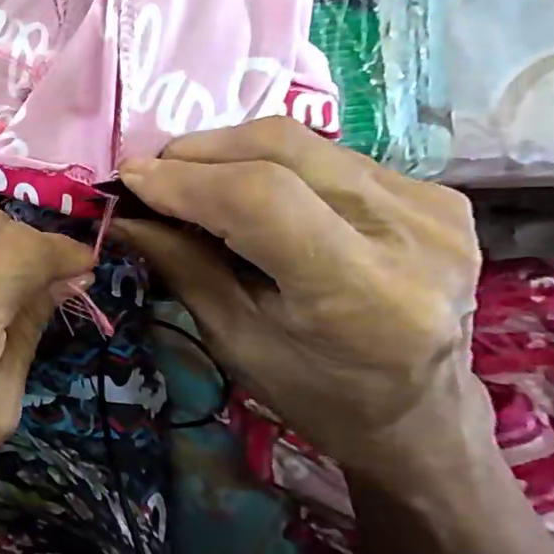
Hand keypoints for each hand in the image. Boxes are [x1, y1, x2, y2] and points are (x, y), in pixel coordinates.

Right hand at [111, 118, 487, 486]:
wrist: (421, 413)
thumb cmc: (315, 393)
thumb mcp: (233, 339)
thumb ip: (181, 265)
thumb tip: (121, 214)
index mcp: (361, 294)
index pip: (261, 199)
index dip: (184, 180)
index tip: (127, 180)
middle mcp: (409, 237)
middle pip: (279, 149)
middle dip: (195, 153)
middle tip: (149, 177)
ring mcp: (430, 207)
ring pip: (299, 141)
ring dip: (224, 152)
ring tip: (188, 182)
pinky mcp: (432, 193)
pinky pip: (324, 153)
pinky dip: (265, 162)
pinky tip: (246, 191)